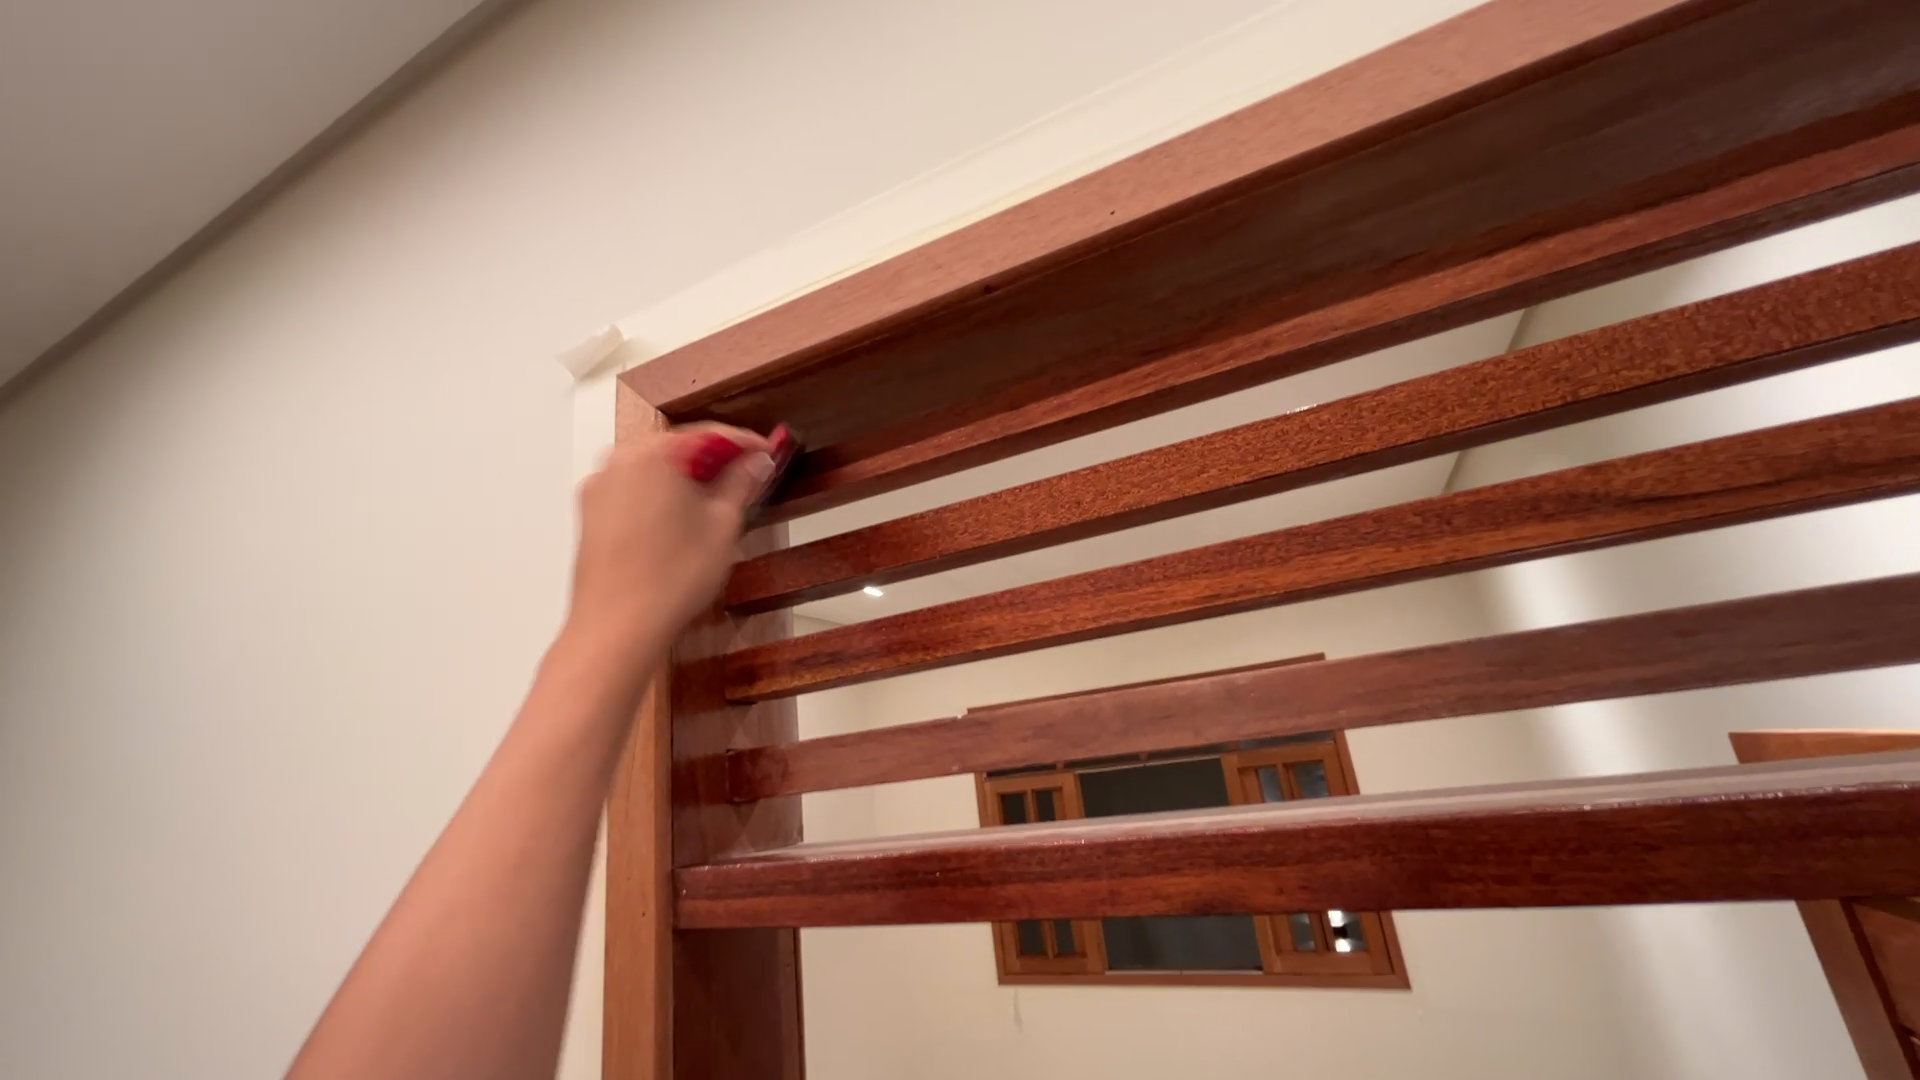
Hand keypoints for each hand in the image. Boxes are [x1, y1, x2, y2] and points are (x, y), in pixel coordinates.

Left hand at [565, 424, 774, 653]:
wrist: (618, 628)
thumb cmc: (666, 580)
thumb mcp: (722, 525)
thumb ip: (741, 483)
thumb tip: (755, 463)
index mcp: (651, 455)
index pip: (708, 433)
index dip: (745, 442)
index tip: (767, 451)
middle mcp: (617, 464)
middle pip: (677, 447)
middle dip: (716, 459)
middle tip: (750, 472)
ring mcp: (600, 490)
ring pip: (655, 469)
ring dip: (689, 477)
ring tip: (722, 499)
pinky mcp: (592, 515)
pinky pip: (636, 490)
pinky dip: (664, 494)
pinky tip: (687, 518)